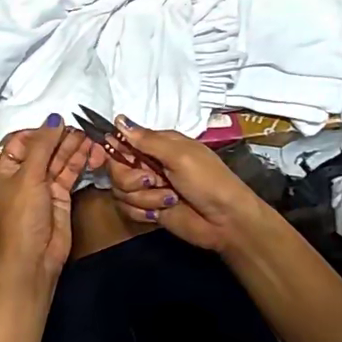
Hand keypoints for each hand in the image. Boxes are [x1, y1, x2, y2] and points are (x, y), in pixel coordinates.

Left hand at [0, 118, 103, 281]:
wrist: (34, 257)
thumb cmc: (22, 216)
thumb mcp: (29, 176)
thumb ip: (43, 146)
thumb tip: (54, 119)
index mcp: (4, 169)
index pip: (21, 140)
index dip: (39, 131)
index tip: (59, 122)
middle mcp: (22, 175)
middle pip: (43, 149)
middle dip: (60, 138)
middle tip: (81, 126)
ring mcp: (42, 186)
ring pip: (58, 160)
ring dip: (73, 148)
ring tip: (90, 136)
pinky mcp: (59, 196)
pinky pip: (69, 173)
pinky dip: (80, 162)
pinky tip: (91, 150)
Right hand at [105, 117, 266, 254]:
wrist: (225, 221)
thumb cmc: (208, 182)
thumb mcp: (179, 155)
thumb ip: (147, 140)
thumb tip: (119, 119)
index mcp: (158, 146)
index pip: (122, 142)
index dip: (117, 151)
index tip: (125, 159)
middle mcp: (148, 165)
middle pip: (116, 169)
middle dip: (132, 179)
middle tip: (154, 181)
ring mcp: (146, 188)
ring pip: (120, 191)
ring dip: (144, 198)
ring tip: (169, 200)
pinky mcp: (146, 209)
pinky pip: (126, 208)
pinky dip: (143, 212)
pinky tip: (161, 213)